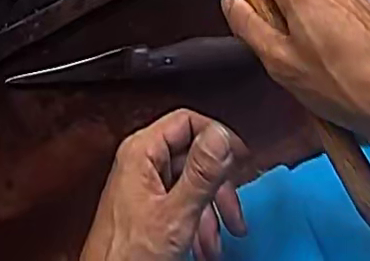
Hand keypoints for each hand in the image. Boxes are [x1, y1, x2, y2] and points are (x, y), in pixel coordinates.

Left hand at [82, 109, 249, 260]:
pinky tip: (202, 248)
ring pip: (188, 182)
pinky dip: (197, 223)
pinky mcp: (147, 207)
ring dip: (210, 212)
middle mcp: (141, 160)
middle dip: (218, 186)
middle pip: (191, 154)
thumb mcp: (174, 215)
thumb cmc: (127, 256)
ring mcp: (143, 183)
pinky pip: (179, 202)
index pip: (186, 121)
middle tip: (234, 215)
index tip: (241, 160)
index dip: (216, 137)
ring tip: (216, 243)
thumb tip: (220, 135)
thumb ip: (200, 174)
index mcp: (142, 150)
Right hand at [221, 0, 369, 167]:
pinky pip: (337, 16)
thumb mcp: (280, 62)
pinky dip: (333, 36)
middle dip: (281, 13)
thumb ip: (248, 26)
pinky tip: (339, 69)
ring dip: (308, 26)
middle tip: (285, 50)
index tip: (251, 8)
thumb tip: (232, 4)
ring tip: (316, 66)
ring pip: (313, 2)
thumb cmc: (351, 88)